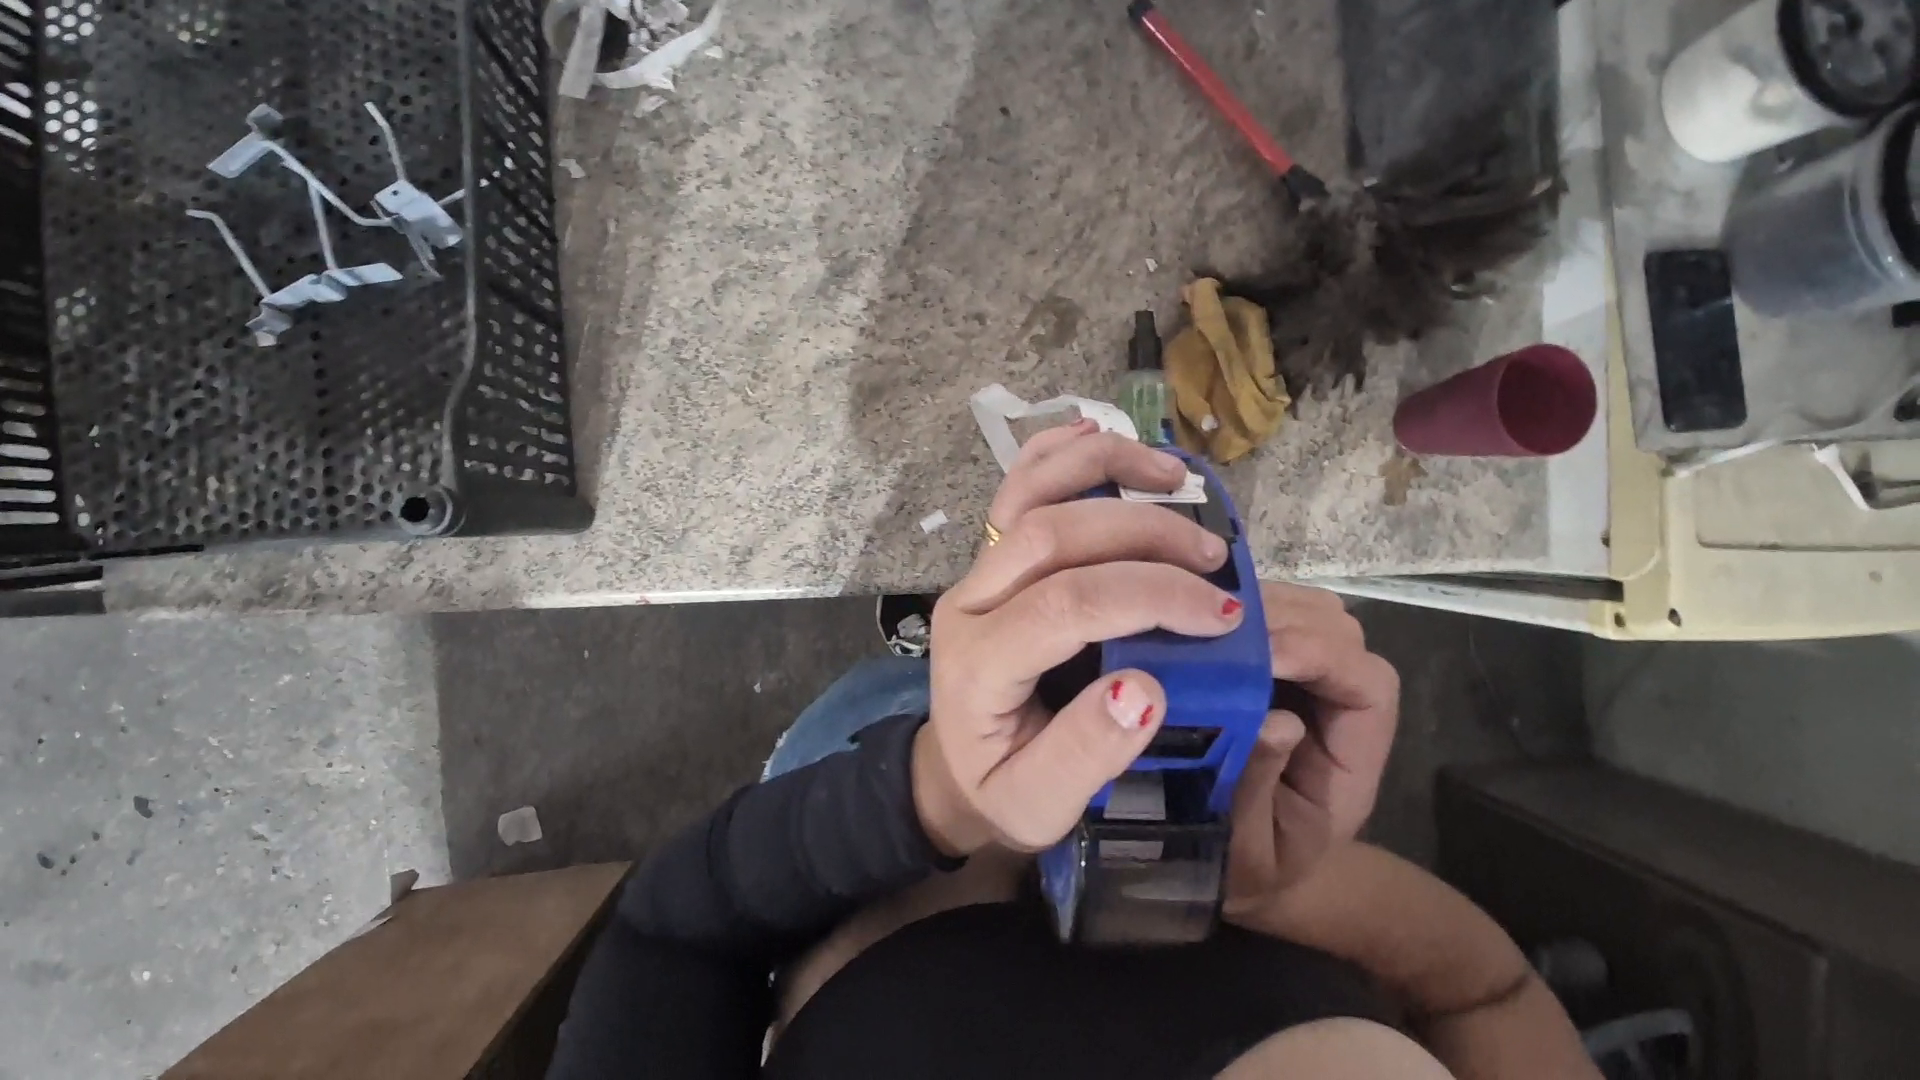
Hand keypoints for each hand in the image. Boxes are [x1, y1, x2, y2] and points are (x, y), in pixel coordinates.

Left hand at [913, 420, 1248, 854]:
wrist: (958, 767)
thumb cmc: (1004, 787)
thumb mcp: (1041, 802)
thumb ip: (1087, 754)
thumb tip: (1145, 687)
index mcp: (978, 663)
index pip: (1065, 604)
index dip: (1149, 596)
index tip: (1222, 612)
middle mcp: (968, 602)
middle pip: (1052, 534)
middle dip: (1145, 535)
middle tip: (1217, 561)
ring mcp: (976, 572)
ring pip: (1031, 493)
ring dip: (1106, 471)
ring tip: (1178, 479)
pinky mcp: (991, 558)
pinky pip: (1018, 488)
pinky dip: (1059, 453)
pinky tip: (1103, 434)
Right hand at [1224, 582, 1399, 917]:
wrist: (1234, 872)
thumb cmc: (1241, 869)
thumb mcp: (1248, 853)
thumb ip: (1260, 791)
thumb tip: (1277, 720)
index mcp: (1350, 763)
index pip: (1369, 686)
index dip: (1322, 656)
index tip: (1263, 654)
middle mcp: (1337, 711)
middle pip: (1344, 634)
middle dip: (1288, 623)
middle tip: (1218, 631)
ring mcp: (1302, 684)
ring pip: (1310, 613)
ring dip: (1261, 610)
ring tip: (1203, 624)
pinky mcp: (1266, 669)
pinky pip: (1267, 618)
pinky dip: (1237, 610)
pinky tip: (1197, 621)